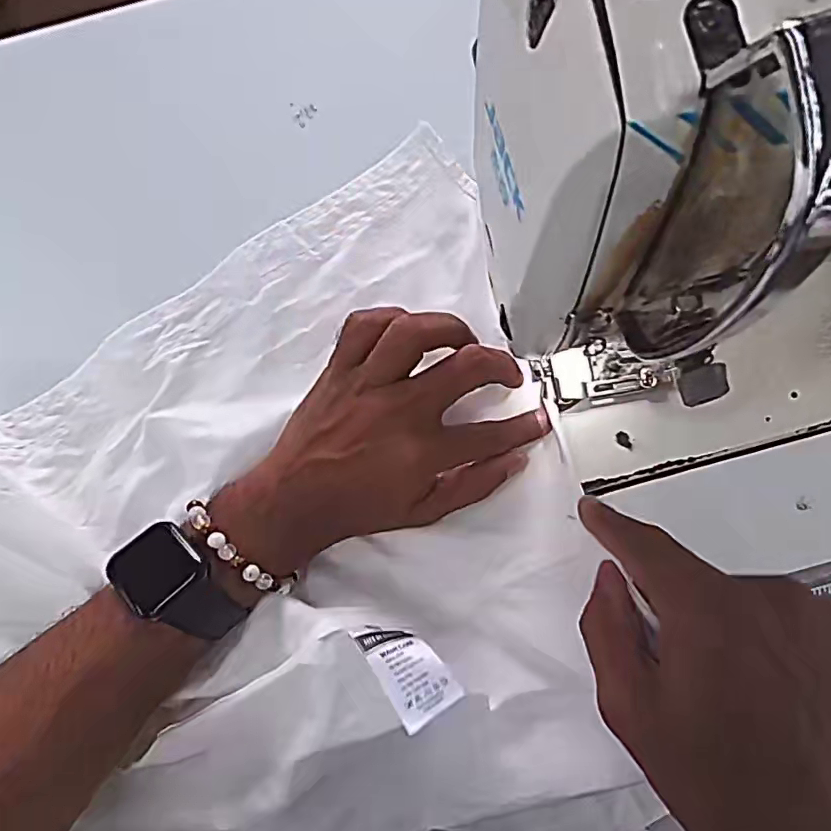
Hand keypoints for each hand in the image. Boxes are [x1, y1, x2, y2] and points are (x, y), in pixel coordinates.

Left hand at [210, 308, 550, 576]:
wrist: (295, 500)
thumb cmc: (355, 507)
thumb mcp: (423, 511)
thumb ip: (473, 486)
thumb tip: (511, 462)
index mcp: (420, 451)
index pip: (489, 434)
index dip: (523, 427)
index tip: (536, 419)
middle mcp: (397, 411)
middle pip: (466, 367)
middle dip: (502, 366)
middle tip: (507, 375)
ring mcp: (366, 386)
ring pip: (414, 332)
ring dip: (450, 329)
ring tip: (463, 342)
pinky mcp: (339, 372)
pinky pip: (362, 326)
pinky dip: (390, 319)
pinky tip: (405, 332)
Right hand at [576, 497, 830, 830]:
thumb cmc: (713, 783)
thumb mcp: (632, 710)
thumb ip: (608, 630)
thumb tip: (609, 578)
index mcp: (709, 609)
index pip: (649, 548)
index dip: (614, 526)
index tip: (593, 509)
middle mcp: (766, 595)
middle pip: (692, 580)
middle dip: (665, 606)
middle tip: (659, 668)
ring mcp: (812, 614)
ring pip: (732, 600)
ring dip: (709, 626)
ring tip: (715, 696)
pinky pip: (770, 618)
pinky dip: (747, 638)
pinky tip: (754, 696)